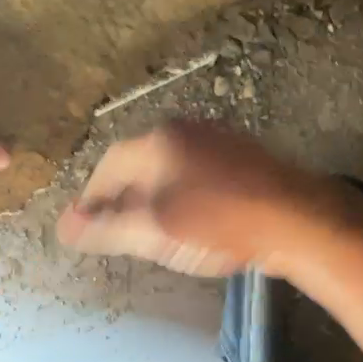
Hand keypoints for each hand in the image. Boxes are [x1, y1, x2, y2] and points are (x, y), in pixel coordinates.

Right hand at [56, 121, 362, 275]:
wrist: (297, 219)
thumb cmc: (219, 223)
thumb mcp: (154, 230)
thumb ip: (107, 228)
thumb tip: (65, 226)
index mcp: (160, 140)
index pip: (110, 164)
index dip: (92, 196)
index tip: (85, 222)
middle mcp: (188, 130)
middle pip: (141, 163)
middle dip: (123, 196)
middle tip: (114, 229)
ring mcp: (220, 140)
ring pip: (172, 168)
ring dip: (154, 196)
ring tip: (150, 229)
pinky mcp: (245, 158)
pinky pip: (199, 174)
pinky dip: (184, 195)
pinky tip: (193, 221)